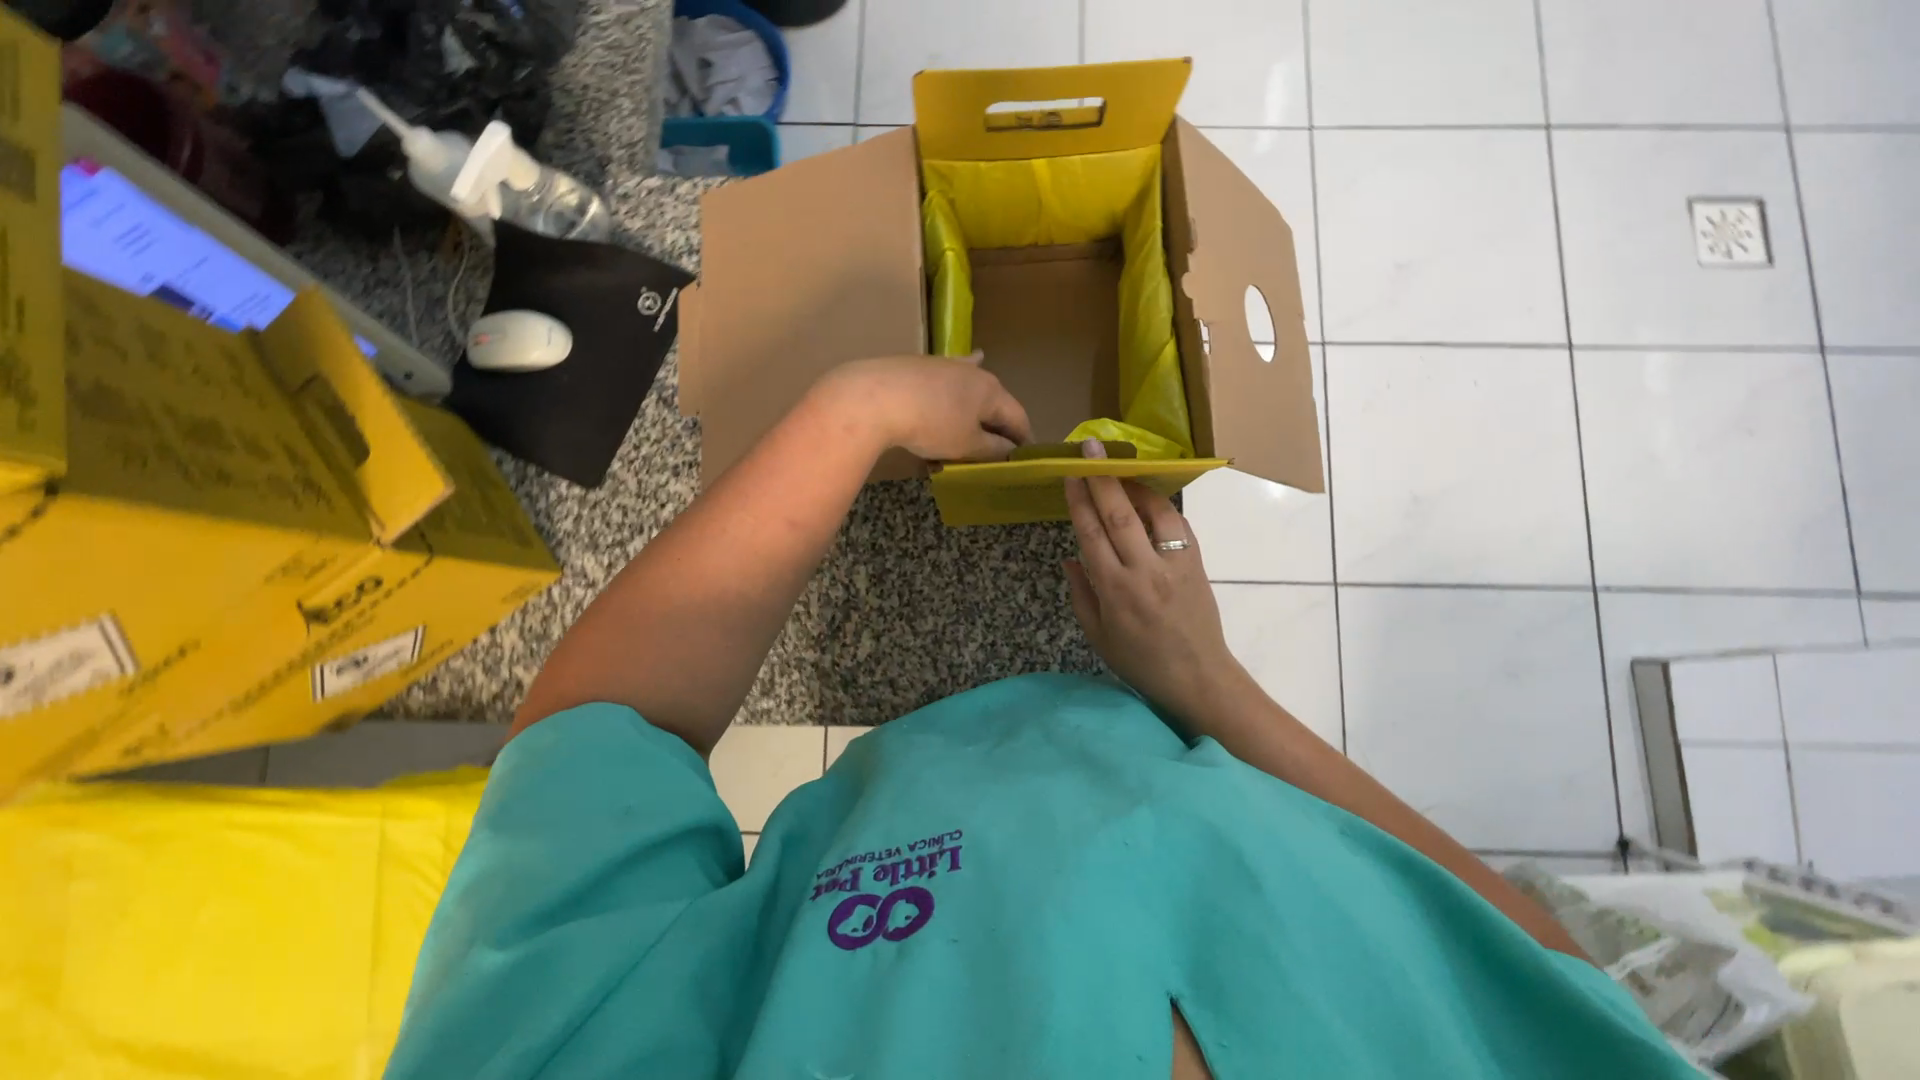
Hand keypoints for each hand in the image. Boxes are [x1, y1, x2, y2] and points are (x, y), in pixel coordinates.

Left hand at [815, 353, 1031, 461]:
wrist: (875, 397)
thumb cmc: (931, 424)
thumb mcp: (967, 445)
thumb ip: (993, 448)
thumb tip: (1010, 449)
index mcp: (992, 391)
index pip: (1018, 417)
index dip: (1024, 440)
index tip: (1024, 458)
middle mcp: (974, 373)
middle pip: (994, 403)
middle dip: (997, 427)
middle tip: (996, 451)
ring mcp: (945, 366)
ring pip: (968, 393)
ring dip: (973, 414)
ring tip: (977, 426)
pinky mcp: (918, 367)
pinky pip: (944, 386)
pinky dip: (953, 393)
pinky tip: (963, 370)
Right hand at [1062, 440, 1253, 721]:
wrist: (1198, 676)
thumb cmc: (1140, 662)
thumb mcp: (1098, 636)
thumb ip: (1082, 594)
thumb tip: (1071, 557)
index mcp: (1115, 591)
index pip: (1092, 534)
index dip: (1079, 500)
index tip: (1070, 474)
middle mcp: (1145, 571)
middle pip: (1120, 514)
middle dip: (1102, 477)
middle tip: (1090, 447)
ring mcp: (1175, 564)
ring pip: (1154, 512)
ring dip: (1135, 485)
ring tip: (1120, 466)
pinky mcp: (1197, 563)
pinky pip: (1178, 525)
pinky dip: (1161, 506)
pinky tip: (1148, 498)